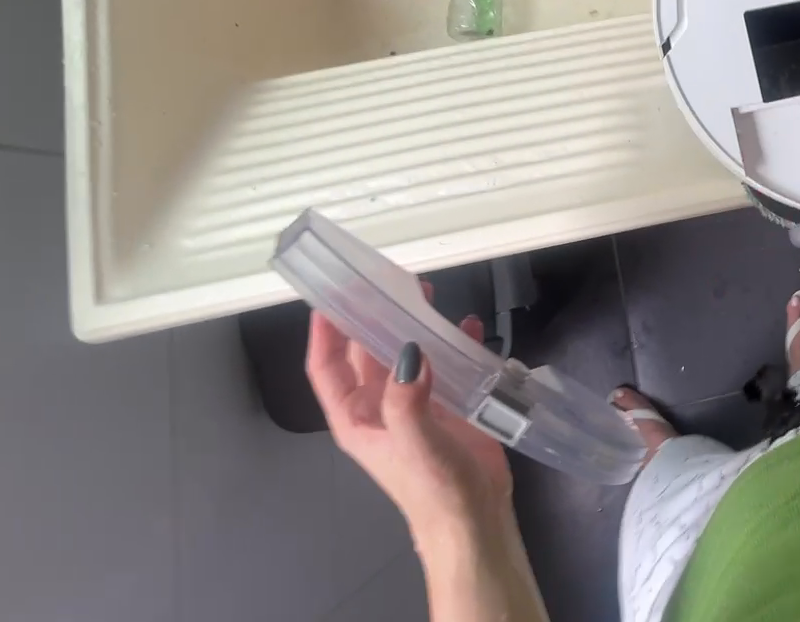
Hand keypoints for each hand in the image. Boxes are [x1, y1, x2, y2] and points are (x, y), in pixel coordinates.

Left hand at [305, 304, 512, 545]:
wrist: (475, 519)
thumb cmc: (435, 488)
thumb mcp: (416, 444)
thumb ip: (408, 401)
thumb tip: (411, 350)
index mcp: (359, 418)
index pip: (329, 368)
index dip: (324, 332)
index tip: (331, 296)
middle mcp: (382, 406)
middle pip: (368, 352)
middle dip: (374, 316)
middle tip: (389, 281)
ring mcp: (417, 403)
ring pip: (406, 353)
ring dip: (414, 324)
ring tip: (429, 293)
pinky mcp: (449, 403)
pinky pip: (446, 361)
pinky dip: (455, 340)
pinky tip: (468, 326)